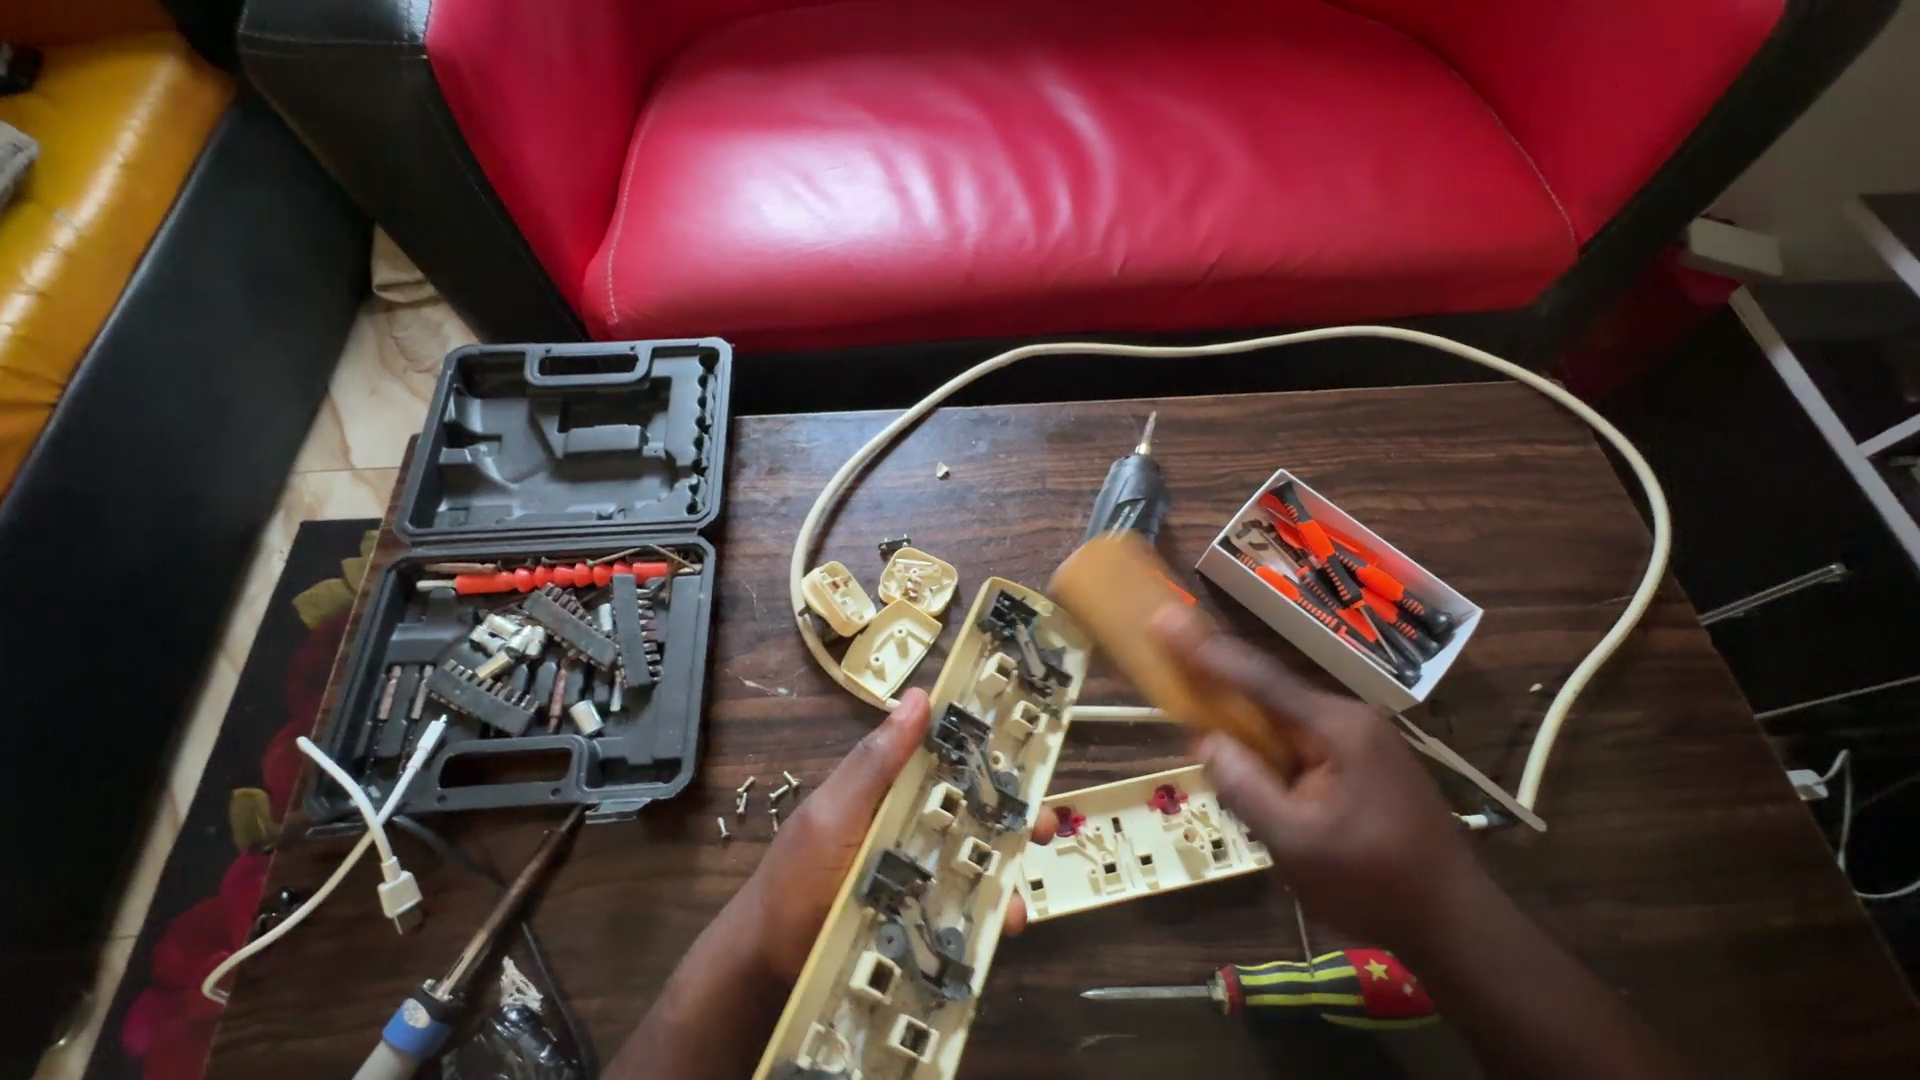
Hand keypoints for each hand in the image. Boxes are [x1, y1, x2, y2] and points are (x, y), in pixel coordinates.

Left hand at [728, 688, 1050, 982]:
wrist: (764, 969)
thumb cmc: (796, 881)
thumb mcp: (832, 815)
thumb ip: (874, 763)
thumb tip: (920, 696)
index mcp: (890, 791)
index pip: (945, 757)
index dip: (987, 749)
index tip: (1031, 746)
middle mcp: (908, 825)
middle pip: (972, 809)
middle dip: (1014, 814)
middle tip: (1047, 827)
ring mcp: (916, 873)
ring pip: (976, 858)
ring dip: (1008, 868)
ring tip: (1023, 894)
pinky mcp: (920, 917)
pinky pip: (965, 907)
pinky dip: (989, 913)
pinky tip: (1003, 925)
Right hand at [1152, 605, 1495, 955]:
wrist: (1457, 924)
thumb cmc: (1374, 883)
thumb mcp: (1297, 843)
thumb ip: (1246, 788)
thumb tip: (1204, 741)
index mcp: (1335, 728)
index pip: (1257, 679)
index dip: (1204, 651)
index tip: (1163, 619)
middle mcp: (1349, 718)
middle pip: (1268, 691)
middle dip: (1217, 678)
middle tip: (1169, 656)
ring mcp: (1361, 738)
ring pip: (1283, 717)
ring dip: (1241, 716)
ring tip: (1198, 707)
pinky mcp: (1363, 761)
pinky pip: (1300, 738)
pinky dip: (1266, 740)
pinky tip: (1249, 757)